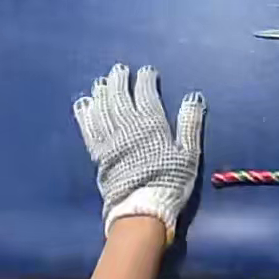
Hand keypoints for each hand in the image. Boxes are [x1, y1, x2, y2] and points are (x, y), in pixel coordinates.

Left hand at [72, 64, 204, 239]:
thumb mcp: (188, 153)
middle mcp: (128, 125)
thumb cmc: (170, 181)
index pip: (146, 93)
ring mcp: (110, 138)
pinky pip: (88, 126)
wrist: (142, 209)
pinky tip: (83, 102)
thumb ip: (190, 123)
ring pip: (103, 107)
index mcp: (151, 123)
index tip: (146, 71)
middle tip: (119, 69)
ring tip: (102, 81)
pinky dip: (85, 112)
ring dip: (103, 92)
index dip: (146, 80)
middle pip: (120, 95)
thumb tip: (194, 96)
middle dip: (120, 79)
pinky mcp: (98, 152)